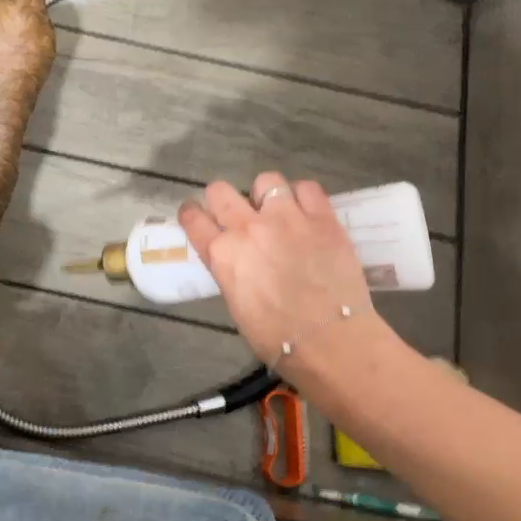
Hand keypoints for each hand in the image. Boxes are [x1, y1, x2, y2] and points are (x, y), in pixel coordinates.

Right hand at [178, 173, 374, 367]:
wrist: (329, 340)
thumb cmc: (275, 335)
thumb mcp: (234, 300)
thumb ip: (229, 269)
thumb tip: (235, 259)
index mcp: (221, 253)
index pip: (193, 218)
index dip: (192, 214)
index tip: (197, 215)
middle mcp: (247, 228)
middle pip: (220, 191)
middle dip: (222, 199)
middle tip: (236, 213)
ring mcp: (286, 219)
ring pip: (266, 181)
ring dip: (266, 194)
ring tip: (277, 210)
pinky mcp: (322, 219)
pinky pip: (307, 188)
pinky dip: (302, 196)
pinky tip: (305, 211)